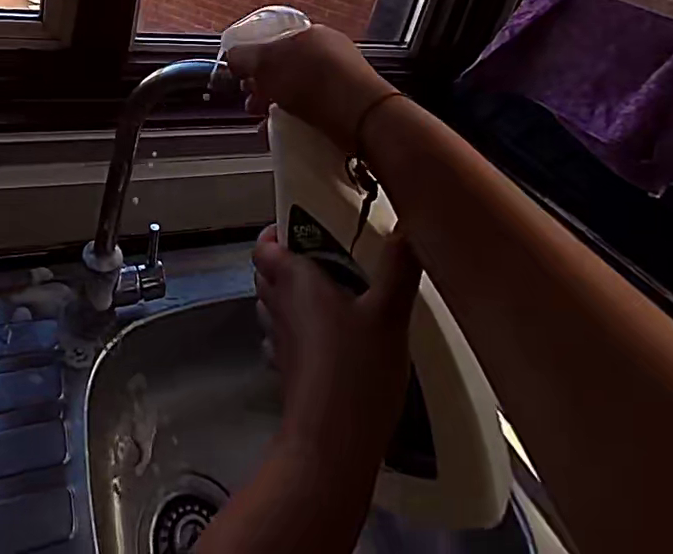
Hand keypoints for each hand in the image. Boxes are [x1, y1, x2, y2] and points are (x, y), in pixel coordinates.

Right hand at [226, 25, 396, 152]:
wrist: (363, 117)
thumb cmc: (315, 82)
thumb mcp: (267, 64)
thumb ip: (244, 57)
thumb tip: (233, 57)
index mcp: (312, 33)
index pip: (277, 42)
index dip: (255, 60)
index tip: (243, 79)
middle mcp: (330, 52)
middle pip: (287, 69)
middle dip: (264, 88)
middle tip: (252, 104)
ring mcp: (342, 79)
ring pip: (300, 92)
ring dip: (278, 107)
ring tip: (265, 124)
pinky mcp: (349, 106)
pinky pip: (316, 110)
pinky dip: (298, 120)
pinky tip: (286, 133)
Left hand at [252, 222, 423, 470]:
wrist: (331, 447)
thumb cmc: (356, 370)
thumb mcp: (389, 313)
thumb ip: (399, 267)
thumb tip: (409, 225)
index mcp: (295, 281)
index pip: (264, 247)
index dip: (276, 233)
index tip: (302, 226)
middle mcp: (279, 306)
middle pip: (266, 272)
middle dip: (287, 259)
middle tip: (324, 254)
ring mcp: (279, 340)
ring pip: (271, 303)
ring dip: (289, 293)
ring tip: (328, 290)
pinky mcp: (286, 369)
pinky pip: (282, 335)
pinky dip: (295, 327)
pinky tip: (326, 335)